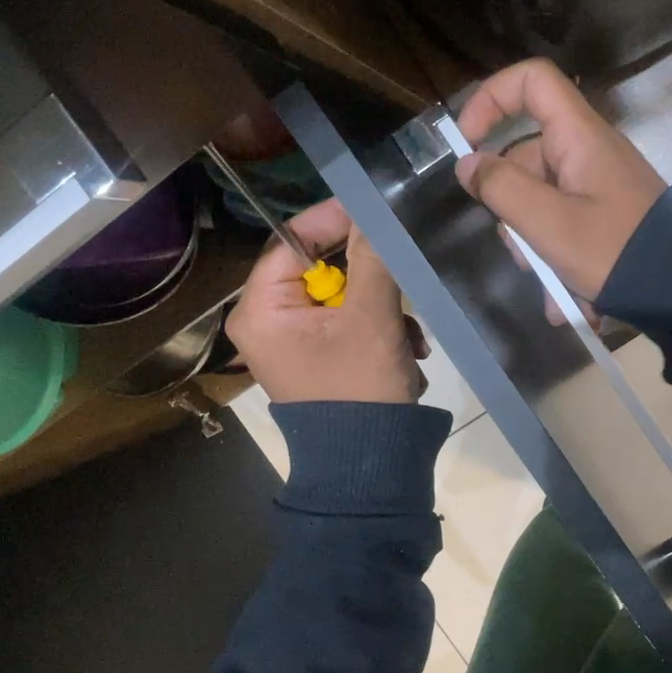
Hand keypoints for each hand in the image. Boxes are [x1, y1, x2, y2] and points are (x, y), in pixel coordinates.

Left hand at [226, 199, 426, 404]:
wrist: (370, 463)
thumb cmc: (359, 388)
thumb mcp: (371, 319)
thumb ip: (371, 259)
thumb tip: (373, 213)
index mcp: (261, 310)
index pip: (290, 243)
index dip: (331, 221)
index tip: (372, 209)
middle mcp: (268, 322)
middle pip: (320, 270)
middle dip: (369, 276)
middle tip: (400, 274)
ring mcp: (294, 343)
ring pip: (342, 296)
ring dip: (383, 306)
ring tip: (410, 333)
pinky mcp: (319, 358)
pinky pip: (348, 322)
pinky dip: (380, 328)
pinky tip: (407, 347)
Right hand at [454, 58, 668, 300]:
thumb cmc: (616, 250)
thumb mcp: (550, 225)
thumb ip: (502, 189)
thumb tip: (468, 164)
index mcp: (579, 137)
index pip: (532, 81)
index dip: (491, 99)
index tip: (467, 143)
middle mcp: (589, 153)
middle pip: (527, 158)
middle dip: (514, 210)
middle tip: (525, 250)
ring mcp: (600, 187)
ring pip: (543, 201)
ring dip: (538, 247)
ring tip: (555, 286)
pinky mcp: (608, 217)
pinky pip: (567, 228)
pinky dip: (561, 261)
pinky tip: (570, 300)